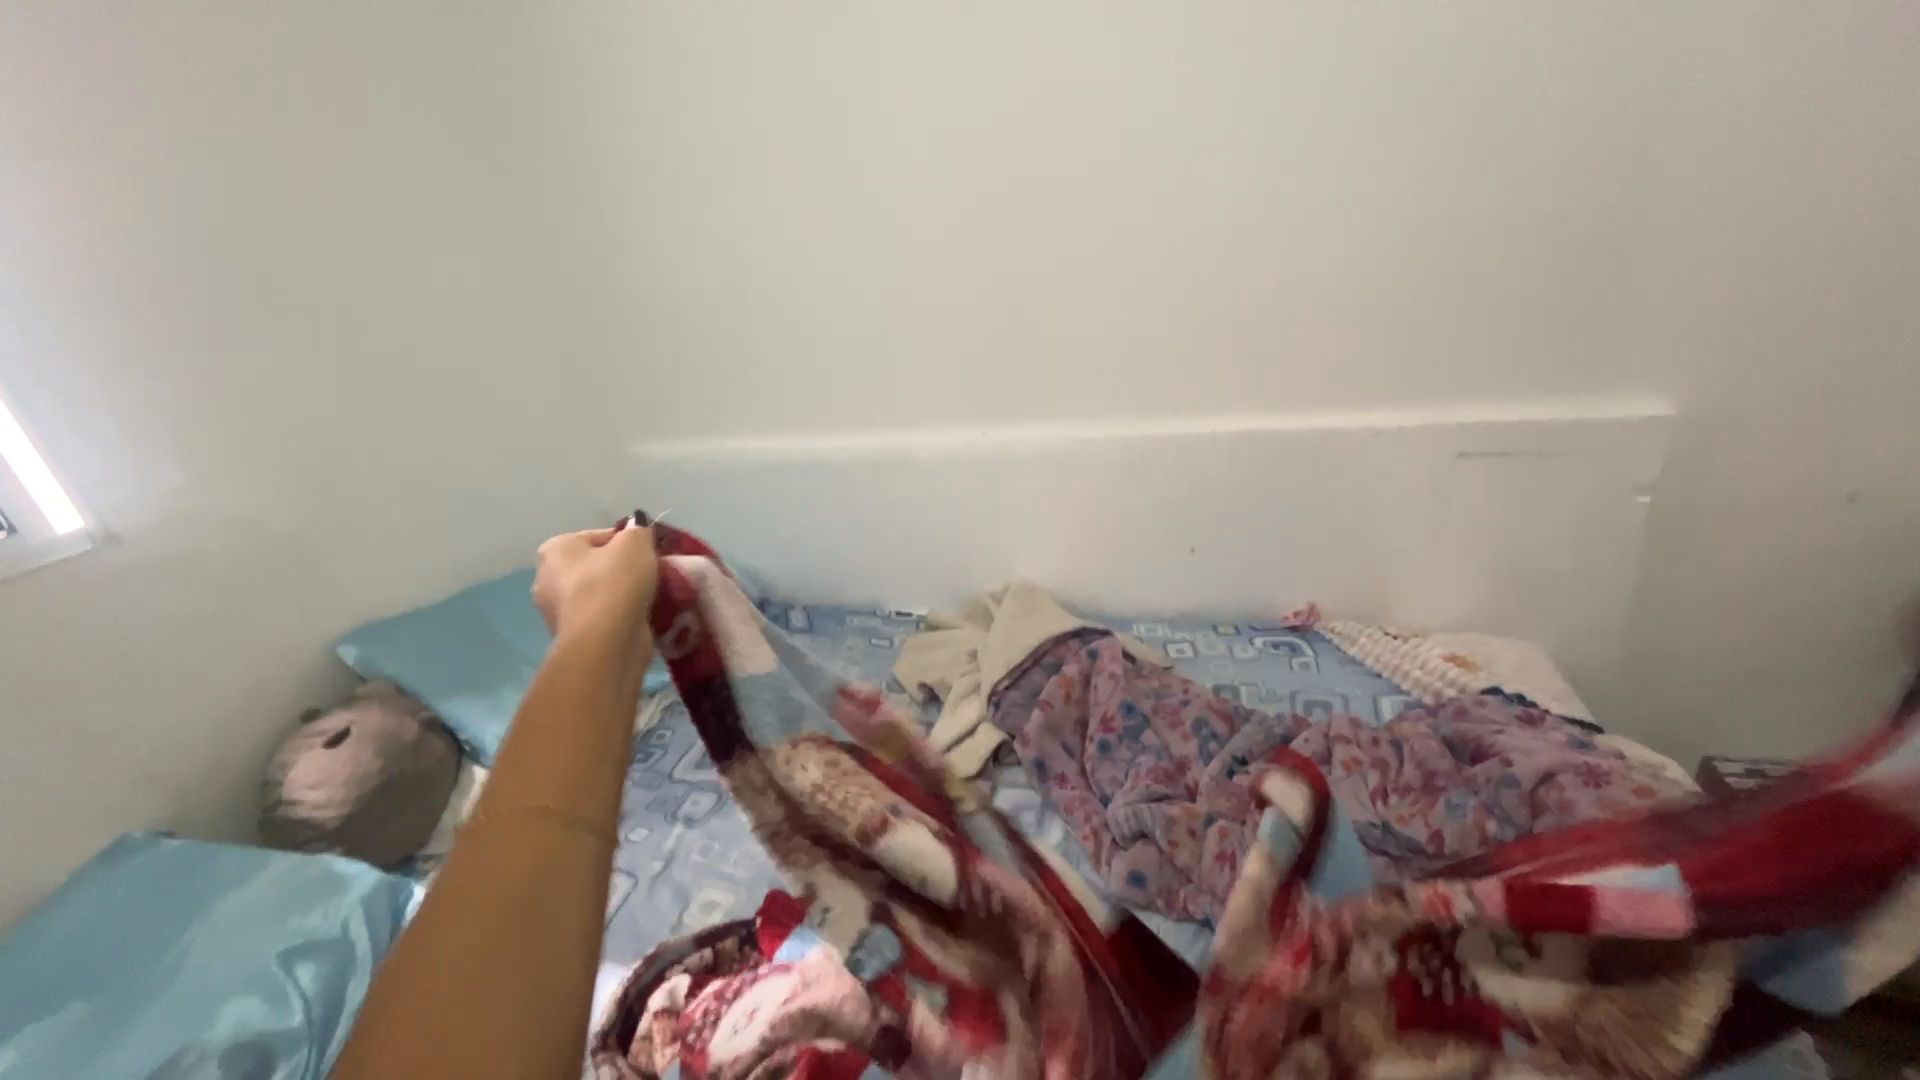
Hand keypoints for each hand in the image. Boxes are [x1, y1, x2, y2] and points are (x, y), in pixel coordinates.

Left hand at [531, 525, 658, 641]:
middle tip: (653, 574)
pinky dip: (619, 615)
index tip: (651, 553)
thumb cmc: (615, 584)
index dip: (630, 542)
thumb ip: (639, 530)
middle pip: (598, 565)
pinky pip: (602, 616)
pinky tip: (641, 616)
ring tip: (652, 596)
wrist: (606, 643)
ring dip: (623, 594)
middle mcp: (547, 578)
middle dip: (623, 569)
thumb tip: (639, 527)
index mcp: (555, 549)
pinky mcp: (573, 636)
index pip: (600, 536)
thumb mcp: (636, 543)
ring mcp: (557, 611)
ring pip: (600, 592)